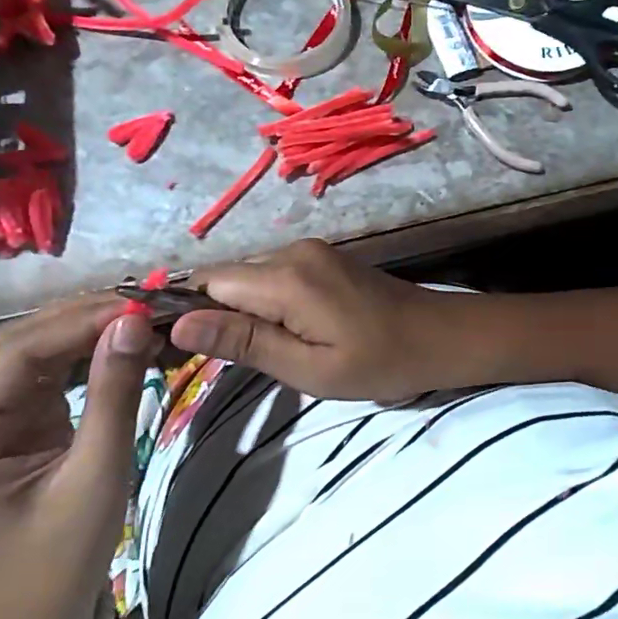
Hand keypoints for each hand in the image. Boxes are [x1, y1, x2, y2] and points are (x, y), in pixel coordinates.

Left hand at [0, 295, 161, 618]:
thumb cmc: (60, 564)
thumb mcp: (96, 476)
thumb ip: (112, 393)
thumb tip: (132, 320)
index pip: (9, 358)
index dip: (75, 322)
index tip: (137, 303)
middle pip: (5, 352)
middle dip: (74, 323)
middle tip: (139, 304)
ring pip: (15, 362)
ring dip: (73, 338)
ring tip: (130, 318)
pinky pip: (24, 385)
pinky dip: (68, 364)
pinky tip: (106, 347)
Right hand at [171, 239, 450, 400]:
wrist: (439, 336)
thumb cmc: (379, 362)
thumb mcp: (308, 368)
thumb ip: (245, 342)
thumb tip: (180, 323)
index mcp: (285, 278)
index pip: (206, 282)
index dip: (185, 313)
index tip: (178, 351)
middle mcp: (293, 251)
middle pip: (226, 277)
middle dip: (212, 313)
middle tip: (220, 360)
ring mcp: (311, 250)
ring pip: (249, 276)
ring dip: (240, 309)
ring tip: (254, 349)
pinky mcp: (323, 258)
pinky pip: (274, 275)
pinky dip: (264, 301)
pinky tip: (280, 330)